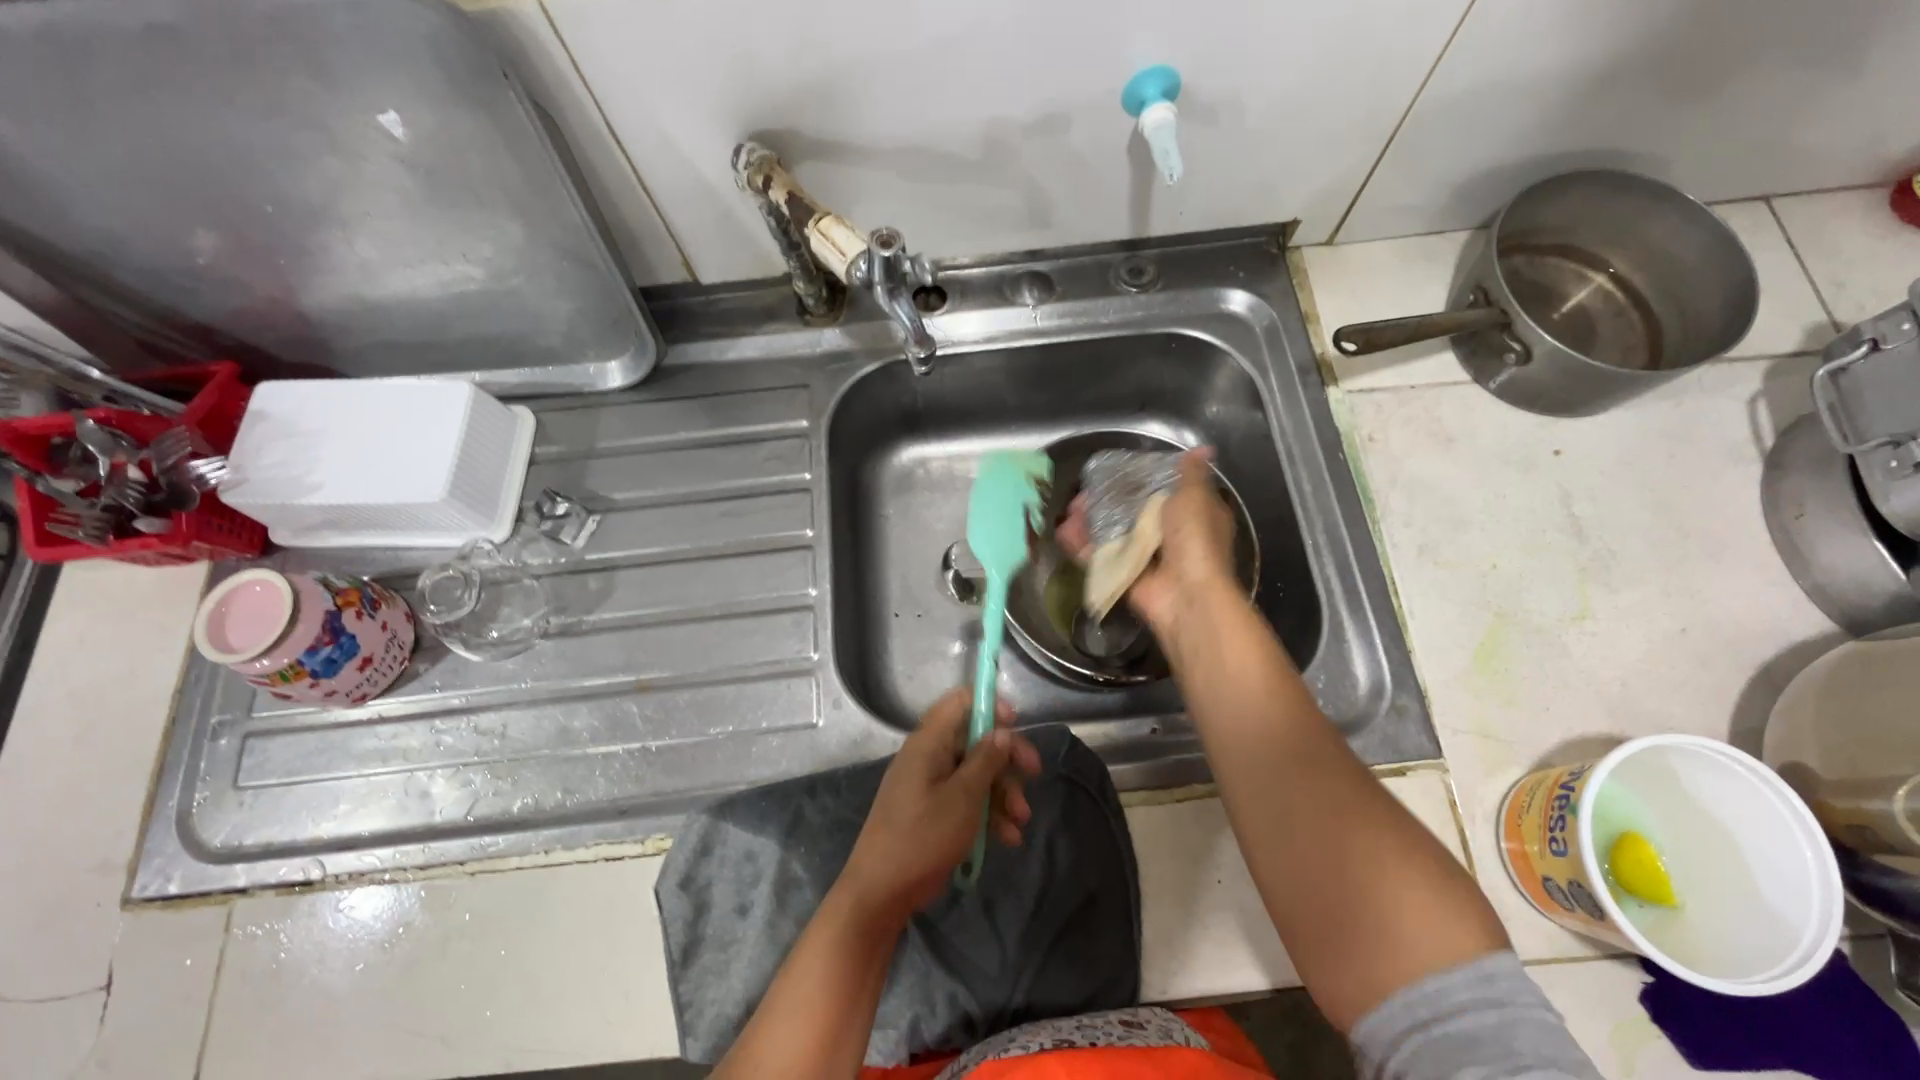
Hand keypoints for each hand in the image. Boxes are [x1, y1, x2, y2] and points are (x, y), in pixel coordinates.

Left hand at [838, 688, 1041, 919]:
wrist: (883, 890)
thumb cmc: (923, 836)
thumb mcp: (963, 797)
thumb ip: (986, 760)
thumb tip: (1003, 731)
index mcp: (929, 742)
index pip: (959, 702)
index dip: (990, 705)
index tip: (1017, 725)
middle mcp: (929, 756)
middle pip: (975, 740)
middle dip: (1007, 759)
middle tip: (1034, 775)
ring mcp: (930, 785)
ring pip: (976, 774)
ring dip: (1003, 793)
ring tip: (1020, 822)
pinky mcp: (934, 811)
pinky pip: (967, 800)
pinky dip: (989, 814)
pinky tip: (1007, 838)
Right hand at [1057, 448, 1236, 633]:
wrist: (1187, 594)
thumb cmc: (1196, 540)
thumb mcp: (1196, 497)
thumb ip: (1192, 473)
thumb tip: (1203, 449)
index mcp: (1193, 513)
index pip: (1164, 489)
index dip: (1140, 479)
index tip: (1115, 470)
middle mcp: (1170, 534)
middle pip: (1132, 511)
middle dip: (1105, 501)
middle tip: (1083, 493)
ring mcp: (1146, 556)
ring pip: (1113, 533)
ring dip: (1090, 521)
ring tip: (1069, 510)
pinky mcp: (1126, 575)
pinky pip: (1101, 556)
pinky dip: (1082, 545)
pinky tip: (1063, 532)